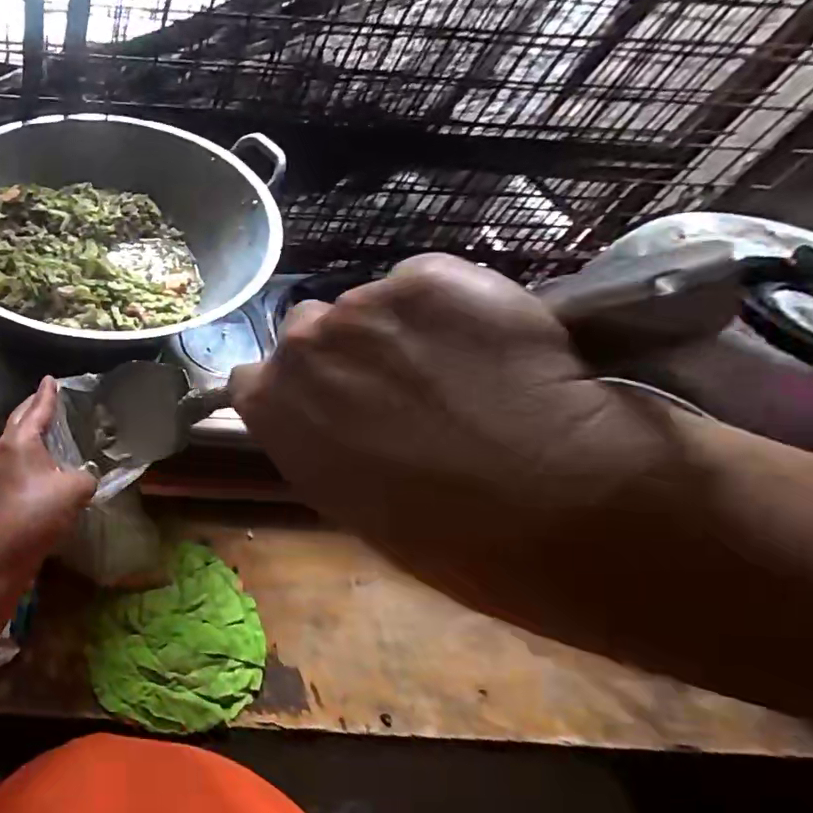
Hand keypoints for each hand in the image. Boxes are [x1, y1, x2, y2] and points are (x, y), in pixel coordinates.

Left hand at [0, 377, 94, 586]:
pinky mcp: (0, 486)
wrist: (1, 553)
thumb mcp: (73, 491)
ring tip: (50, 423)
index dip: (47, 394)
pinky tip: (44, 458)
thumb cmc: (36, 514)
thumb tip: (82, 475)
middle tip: (50, 397)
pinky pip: (17, 456)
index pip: (37, 408)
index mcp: (20, 440)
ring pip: (16, 438)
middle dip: (35, 406)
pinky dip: (31, 448)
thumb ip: (85, 475)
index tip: (51, 378)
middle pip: (20, 418)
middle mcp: (5, 448)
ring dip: (32, 428)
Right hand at [227, 255, 674, 563]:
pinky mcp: (428, 282)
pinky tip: (493, 340)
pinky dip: (458, 302)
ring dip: (402, 326)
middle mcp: (298, 345)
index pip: (258, 374)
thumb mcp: (338, 495)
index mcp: (266, 402)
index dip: (299, 383)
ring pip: (372, 302)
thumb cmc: (440, 533)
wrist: (554, 506)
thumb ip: (310, 439)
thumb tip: (328, 421)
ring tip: (462, 363)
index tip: (336, 398)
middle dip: (346, 348)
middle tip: (403, 381)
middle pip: (310, 328)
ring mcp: (360, 308)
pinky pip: (430, 279)